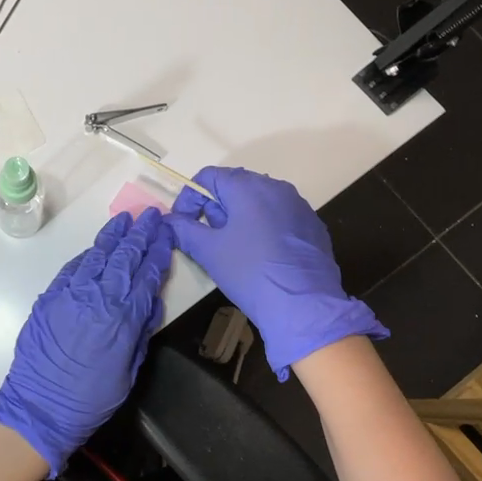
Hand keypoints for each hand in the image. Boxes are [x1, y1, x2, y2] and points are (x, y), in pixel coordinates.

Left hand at [0, 208, 174, 475]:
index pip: (147, 275)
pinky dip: (88, 256)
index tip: (167, 234)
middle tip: (151, 216)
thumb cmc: (91, 398)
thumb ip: (141, 333)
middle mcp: (99, 298)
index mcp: (125, 317)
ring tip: (125, 221)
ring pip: (97, 256)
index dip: (159, 252)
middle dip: (140, 235)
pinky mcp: (49, 297)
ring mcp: (71, 294)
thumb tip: (151, 302)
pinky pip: (73, 269)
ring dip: (113, 237)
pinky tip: (97, 248)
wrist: (40, 404)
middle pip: (124, 258)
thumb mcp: (129, 370)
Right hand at [165, 167, 386, 377]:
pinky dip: (262, 227)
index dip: (189, 197)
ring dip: (238, 217)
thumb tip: (170, 220)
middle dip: (214, 208)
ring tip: (233, 248)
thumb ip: (184, 229)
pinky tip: (260, 255)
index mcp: (248, 187)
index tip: (183, 223)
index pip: (209, 176)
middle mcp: (276, 187)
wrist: (303, 304)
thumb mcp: (208, 251)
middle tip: (207, 238)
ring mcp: (298, 205)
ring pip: (258, 201)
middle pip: (235, 186)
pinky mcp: (312, 225)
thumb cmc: (249, 271)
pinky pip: (279, 217)